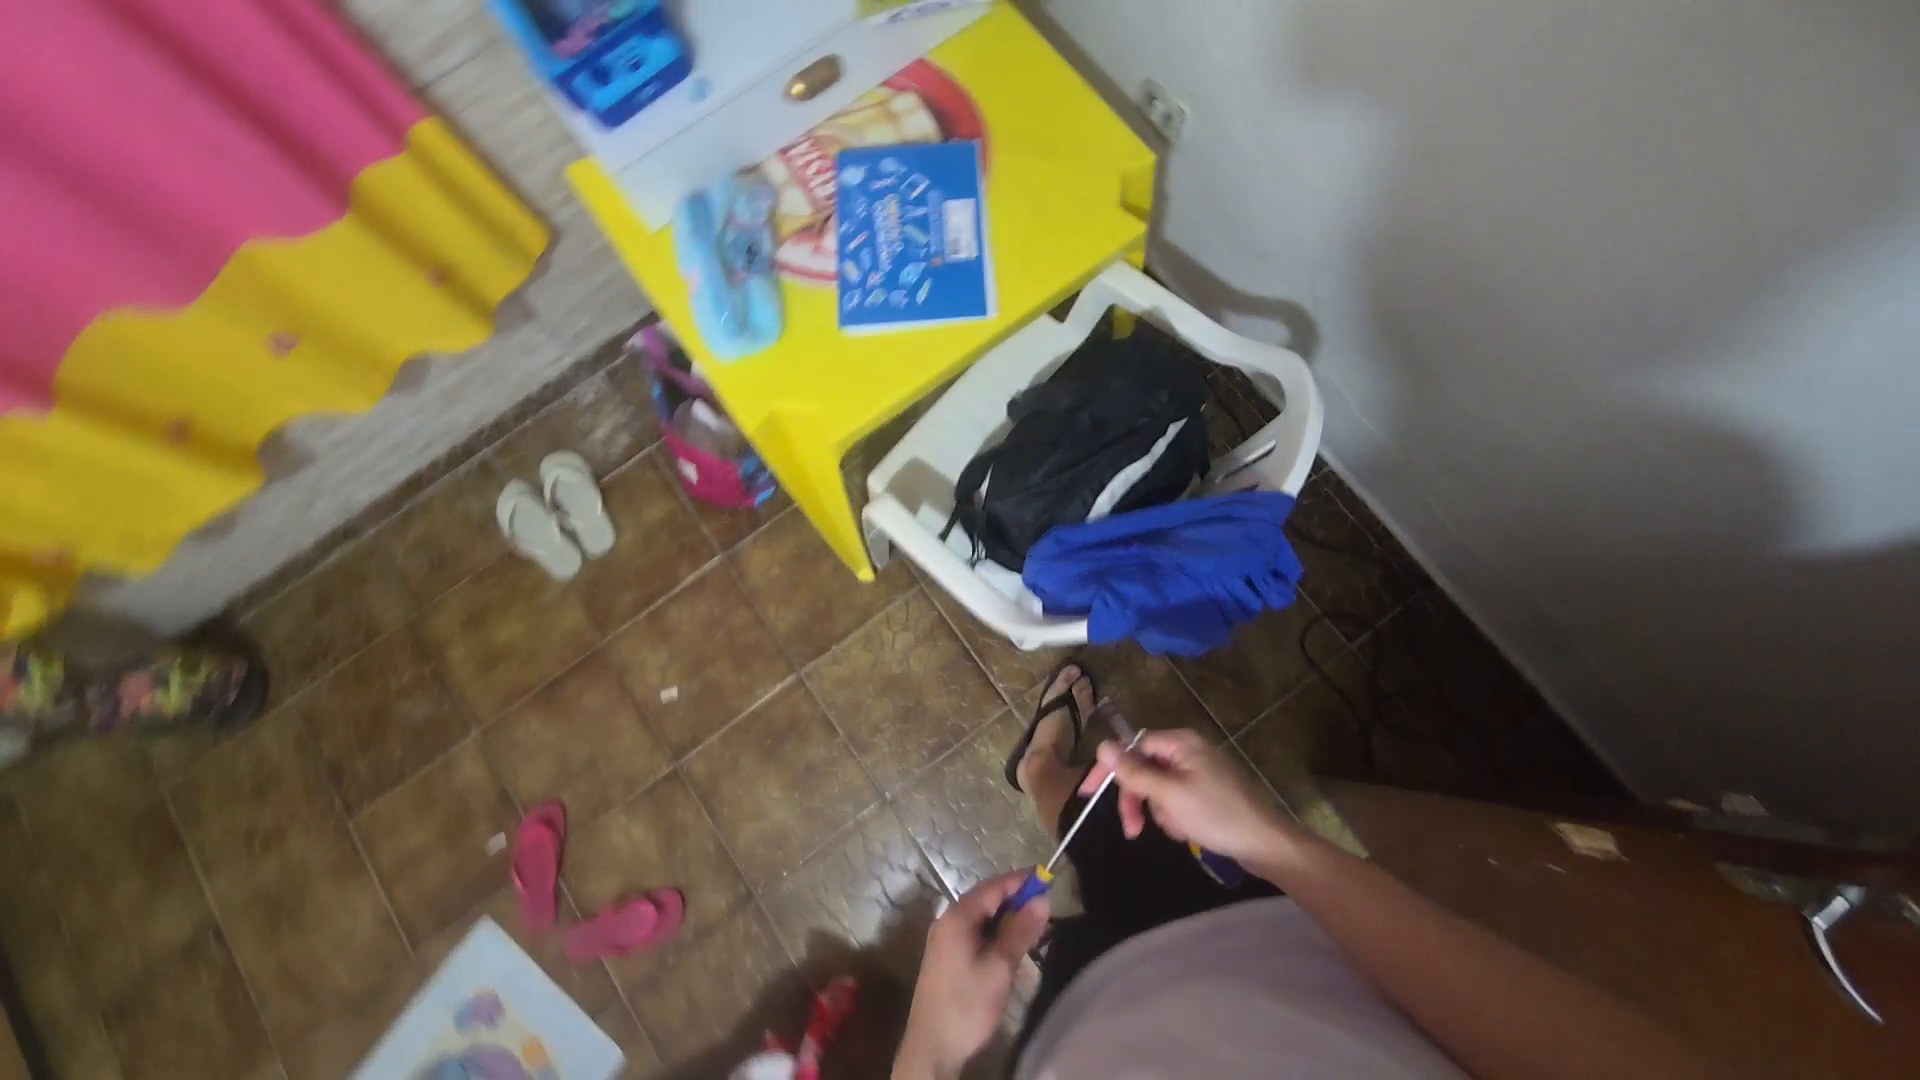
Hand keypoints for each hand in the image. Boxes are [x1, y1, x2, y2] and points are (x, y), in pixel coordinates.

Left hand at [894, 872, 1050, 1078]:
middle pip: (986, 900)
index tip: (1047, 878)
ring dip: (1007, 919)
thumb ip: (1021, 931)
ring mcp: (945, 940)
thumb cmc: (967, 1005)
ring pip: (982, 918)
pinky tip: (1012, 946)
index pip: (993, 886)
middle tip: (1046, 907)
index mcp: (957, 917)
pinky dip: (996, 934)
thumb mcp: (1000, 967)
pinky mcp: (946, 958)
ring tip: (1036, 927)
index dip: (1021, 881)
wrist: (932, 1050)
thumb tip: (1042, 900)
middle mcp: (947, 921)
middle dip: (1016, 900)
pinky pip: (975, 934)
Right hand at [1080, 728, 1303, 863]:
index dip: (1109, 768)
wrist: (1265, 845)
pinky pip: (1174, 799)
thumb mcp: (1169, 795)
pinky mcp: (1205, 792)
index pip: (1131, 746)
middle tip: (1133, 829)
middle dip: (1137, 798)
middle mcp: (1187, 750)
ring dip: (1158, 811)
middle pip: (1143, 768)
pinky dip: (1174, 816)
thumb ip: (1134, 771)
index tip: (1087, 793)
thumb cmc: (1217, 815)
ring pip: (1156, 787)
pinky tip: (1187, 831)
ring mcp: (1197, 771)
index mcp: (1180, 742)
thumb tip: (1102, 745)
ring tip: (1177, 829)